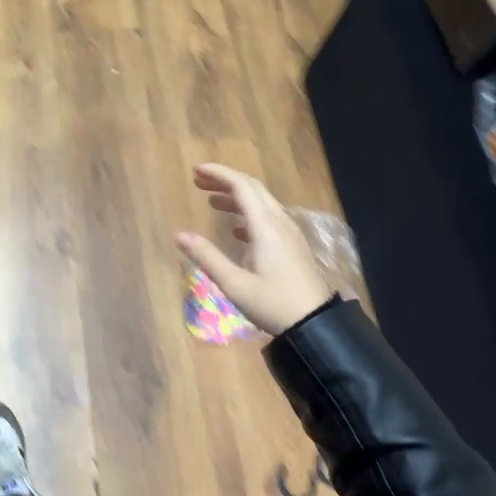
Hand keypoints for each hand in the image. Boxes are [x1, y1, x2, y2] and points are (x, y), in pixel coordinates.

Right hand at [176, 163, 334, 336]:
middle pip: (253, 189)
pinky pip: (269, 218)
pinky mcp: (293, 246)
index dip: (219, 174)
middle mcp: (280, 222)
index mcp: (266, 226)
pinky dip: (249, 214)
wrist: (316, 324)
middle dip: (225, 181)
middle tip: (199, 181)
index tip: (196, 170)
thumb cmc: (273, 304)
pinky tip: (236, 229)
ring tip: (211, 201)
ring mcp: (290, 233)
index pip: (241, 186)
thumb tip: (179, 235)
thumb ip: (207, 256)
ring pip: (262, 202)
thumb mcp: (234, 284)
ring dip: (237, 197)